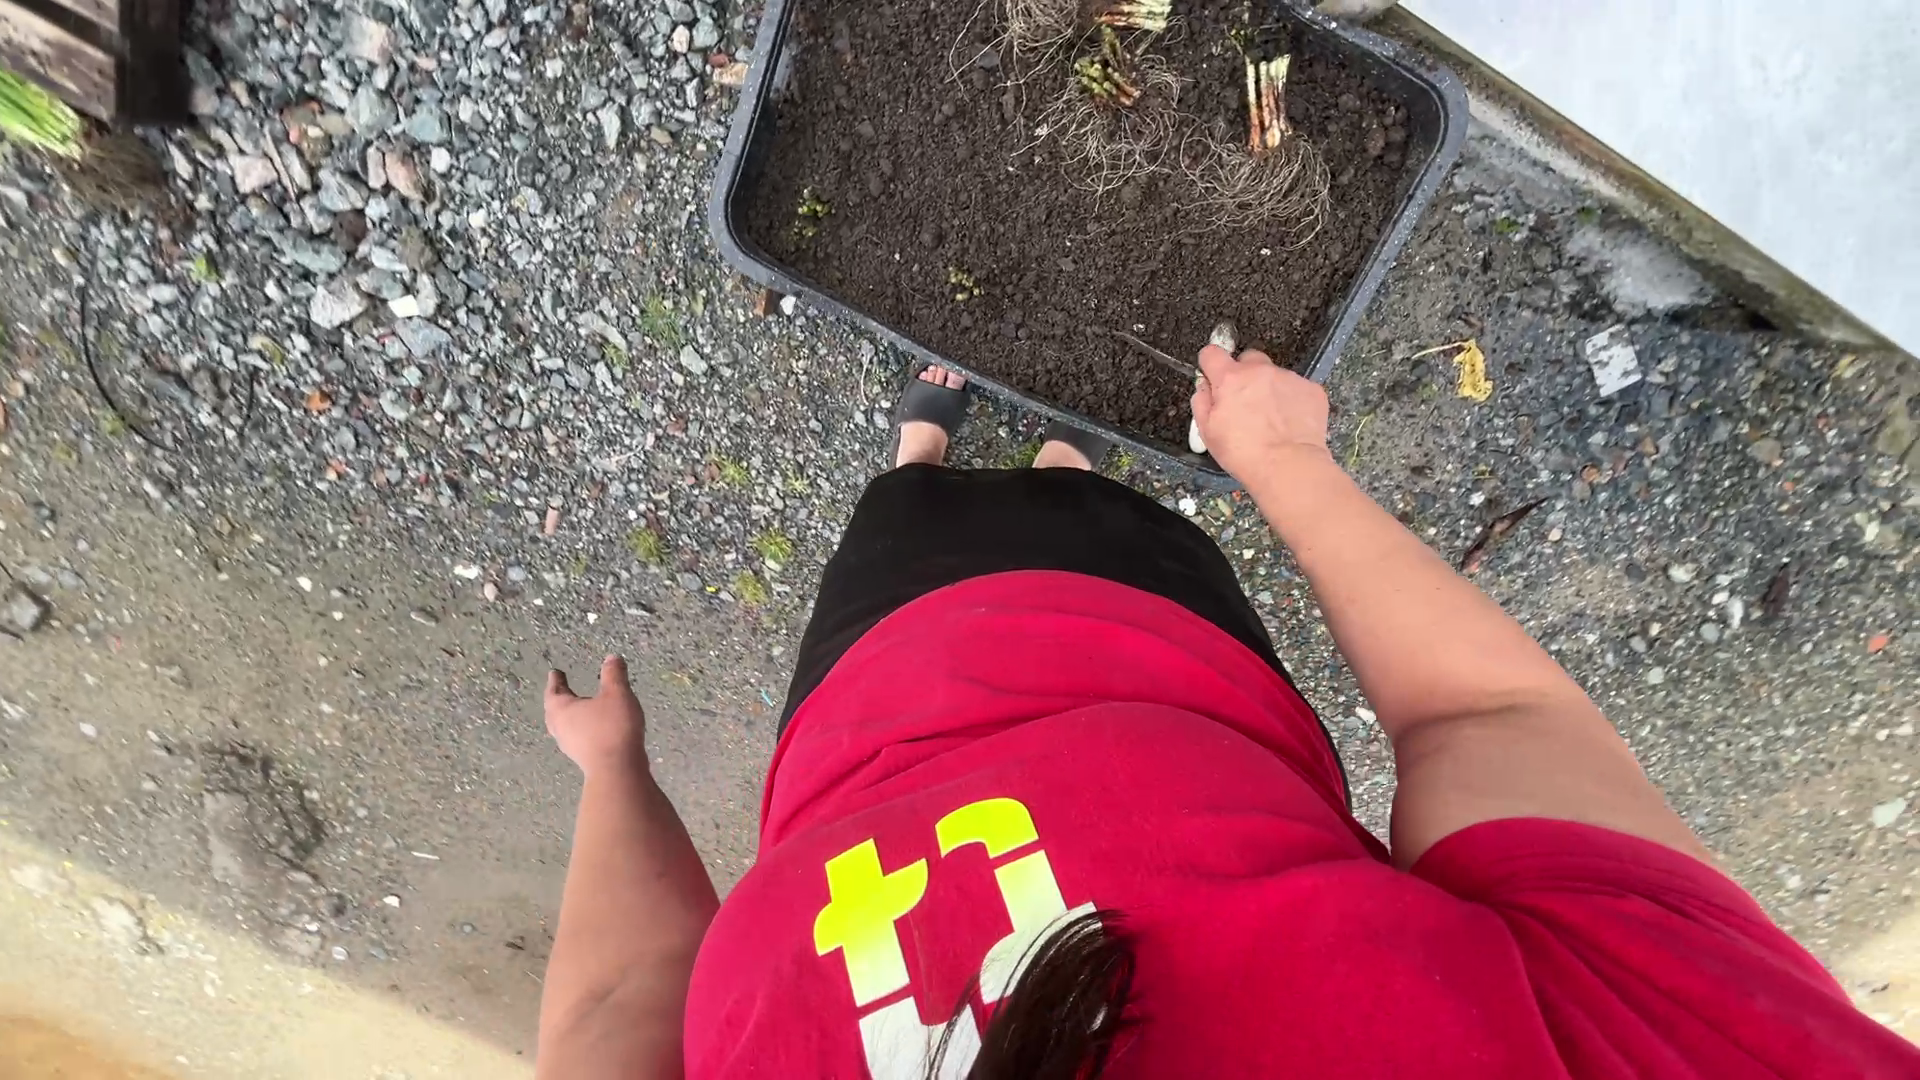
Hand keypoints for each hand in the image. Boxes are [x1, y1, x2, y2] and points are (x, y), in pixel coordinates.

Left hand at [546, 656, 647, 778]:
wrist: (617, 768)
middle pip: (553, 711)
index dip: (556, 681)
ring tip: (577, 709)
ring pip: (563, 726)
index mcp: (563, 710)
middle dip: (557, 699)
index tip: (555, 673)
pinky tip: (592, 728)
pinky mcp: (583, 756)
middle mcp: (561, 728)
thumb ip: (614, 675)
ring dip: (567, 716)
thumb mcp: (617, 694)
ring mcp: (570, 745)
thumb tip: (611, 657)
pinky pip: (576, 737)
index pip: (554, 692)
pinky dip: (580, 728)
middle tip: (561, 690)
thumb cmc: (613, 726)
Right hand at [1191, 345, 1333, 487]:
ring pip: (1273, 374)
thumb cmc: (1244, 453)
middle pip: (1247, 359)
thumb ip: (1201, 402)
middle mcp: (1260, 371)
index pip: (1212, 353)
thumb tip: (1204, 388)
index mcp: (1230, 379)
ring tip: (1268, 420)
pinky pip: (1296, 387)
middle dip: (1243, 375)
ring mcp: (1288, 378)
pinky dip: (1290, 400)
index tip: (1212, 374)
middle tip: (1242, 401)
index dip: (1210, 363)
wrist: (1287, 465)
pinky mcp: (1311, 389)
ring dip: (1268, 389)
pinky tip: (1286, 423)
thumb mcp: (1207, 432)